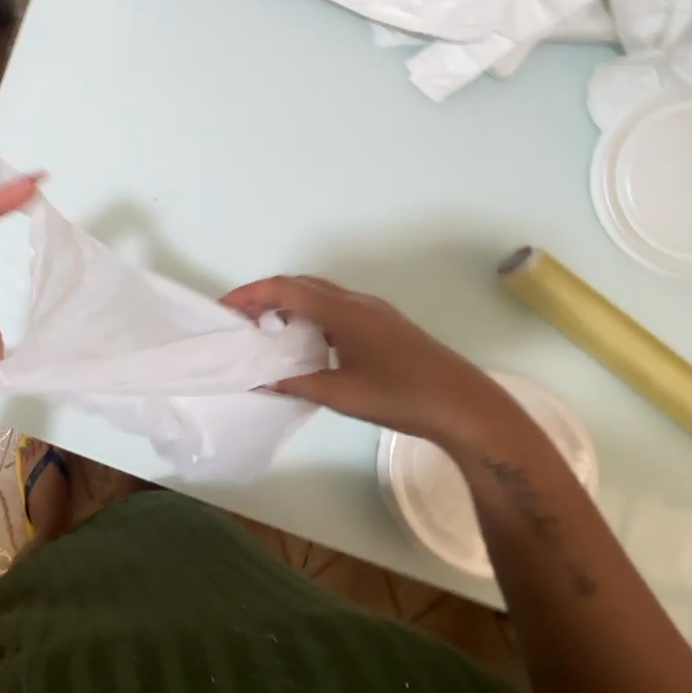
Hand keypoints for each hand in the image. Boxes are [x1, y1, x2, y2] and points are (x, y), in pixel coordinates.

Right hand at [221, 276, 526, 453]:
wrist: (468, 408)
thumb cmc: (402, 398)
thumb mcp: (340, 395)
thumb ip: (293, 383)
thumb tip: (256, 381)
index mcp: (343, 312)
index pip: (285, 289)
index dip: (250, 294)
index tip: (224, 308)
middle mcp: (357, 302)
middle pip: (300, 284)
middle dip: (265, 295)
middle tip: (240, 318)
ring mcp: (374, 311)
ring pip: (319, 294)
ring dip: (289, 303)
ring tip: (266, 329)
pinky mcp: (384, 324)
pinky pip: (335, 306)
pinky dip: (310, 313)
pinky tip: (305, 340)